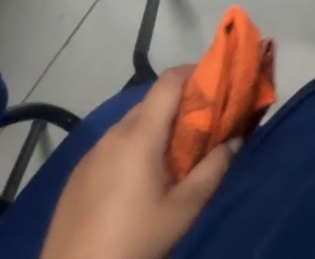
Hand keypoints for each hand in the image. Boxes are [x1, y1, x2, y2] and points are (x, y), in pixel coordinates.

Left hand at [39, 67, 237, 258]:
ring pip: (133, 125)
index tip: (218, 86)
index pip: (169, 80)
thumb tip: (236, 139)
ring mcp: (92, 153)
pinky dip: (134, 149)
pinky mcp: (78, 174)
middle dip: (181, 107)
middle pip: (152, 102)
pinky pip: (114, 146)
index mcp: (140, 134)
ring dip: (157, 130)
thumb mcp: (183, 210)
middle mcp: (113, 133)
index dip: (195, 74)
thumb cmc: (134, 241)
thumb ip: (213, 169)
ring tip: (175, 160)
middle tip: (204, 130)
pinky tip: (140, 183)